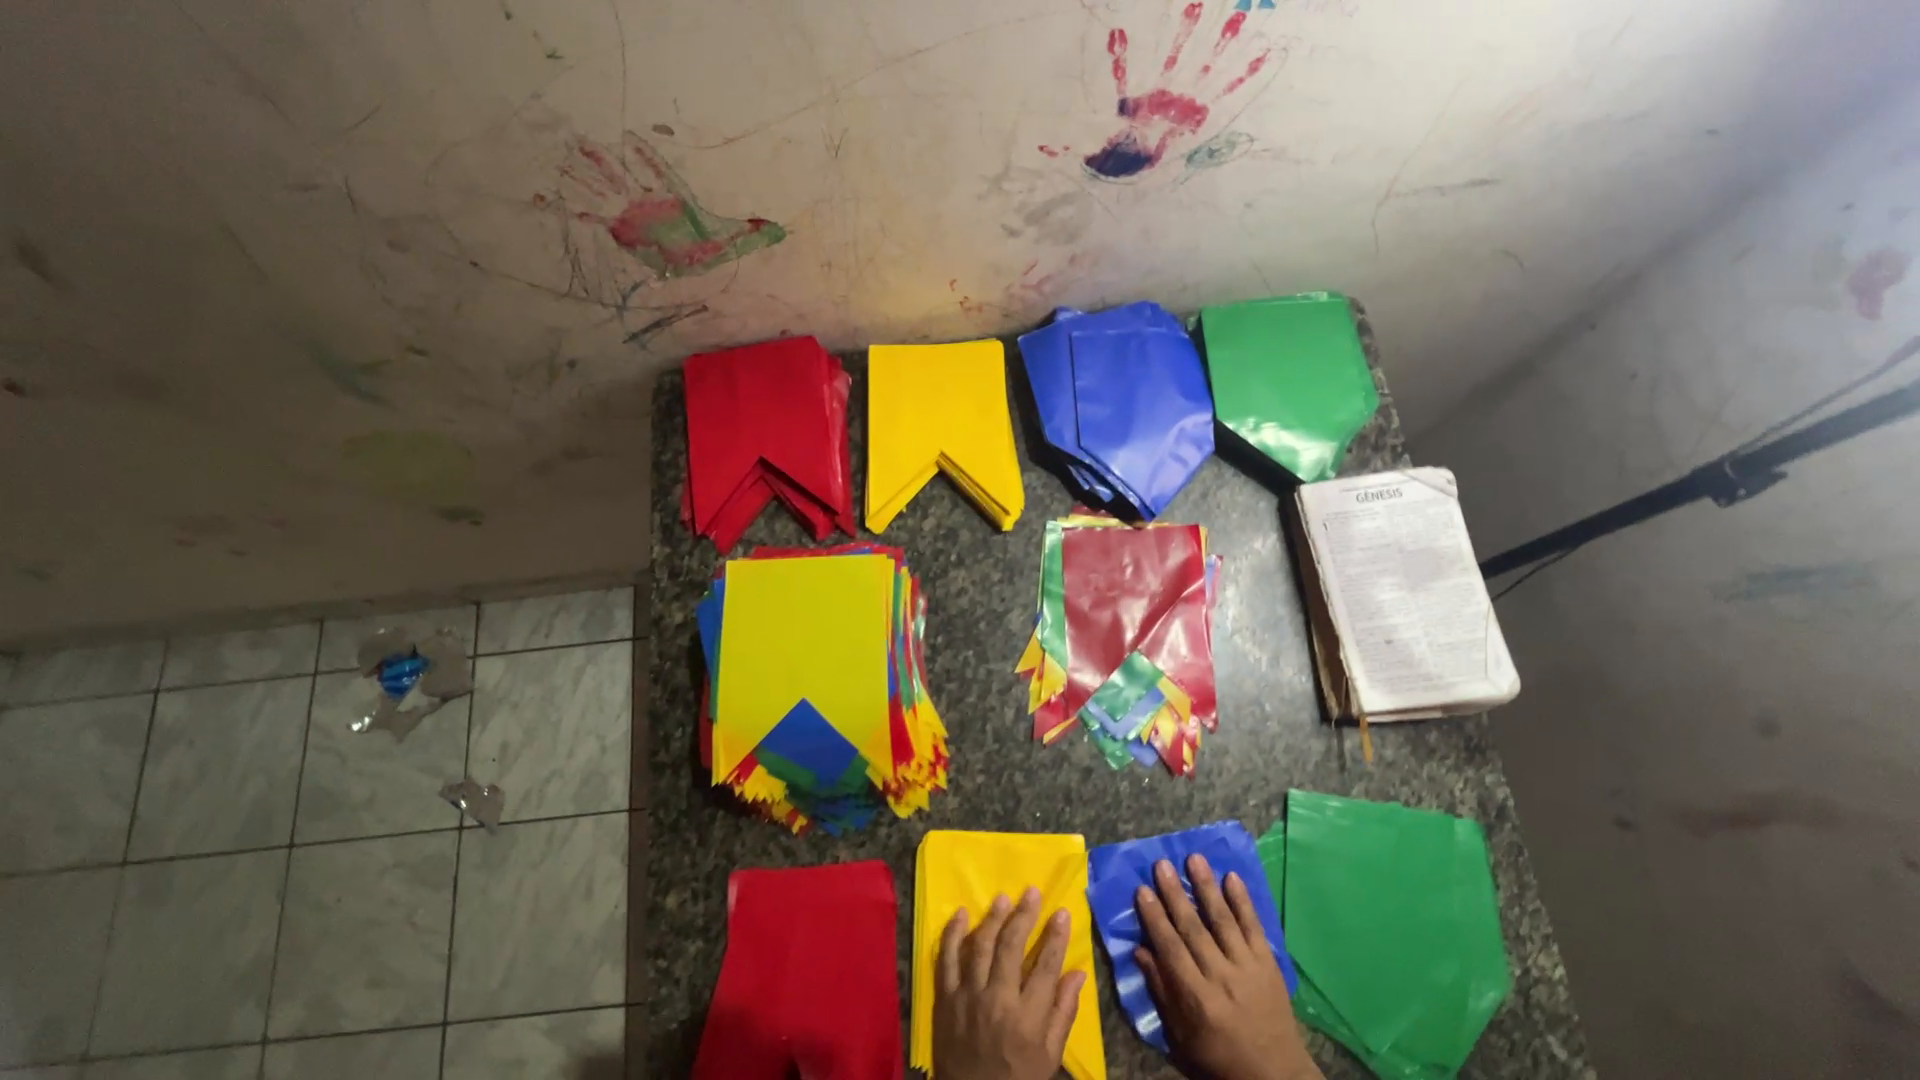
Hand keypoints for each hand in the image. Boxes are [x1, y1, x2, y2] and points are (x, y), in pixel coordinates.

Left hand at [934, 887, 1085, 1079]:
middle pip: (1010, 947)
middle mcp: (997, 999)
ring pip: (979, 946)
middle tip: (1032, 892)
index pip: (1045, 965)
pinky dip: (952, 934)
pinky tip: (960, 914)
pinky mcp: (945, 998)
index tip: (1063, 912)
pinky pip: (946, 959)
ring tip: (1003, 898)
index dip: (1056, 936)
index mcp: (1027, 1016)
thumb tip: (1078, 973)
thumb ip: (1063, 1012)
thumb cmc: (1018, 1077)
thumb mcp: (1050, 1055)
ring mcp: (967, 996)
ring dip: (992, 918)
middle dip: (1024, 916)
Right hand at [1136, 855, 1322, 1079]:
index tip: (1141, 890)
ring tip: (1194, 859)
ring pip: (1223, 921)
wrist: (1276, 1076)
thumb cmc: (1219, 1058)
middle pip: (1194, 929)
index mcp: (1198, 999)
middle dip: (1175, 895)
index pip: (1171, 949)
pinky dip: (1243, 902)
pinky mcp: (1269, 964)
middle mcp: (1222, 978)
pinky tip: (1232, 878)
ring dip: (1207, 887)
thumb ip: (1162, 992)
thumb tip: (1140, 951)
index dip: (1155, 918)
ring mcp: (1248, 969)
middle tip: (1161, 865)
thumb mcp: (1182, 1038)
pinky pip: (1254, 928)